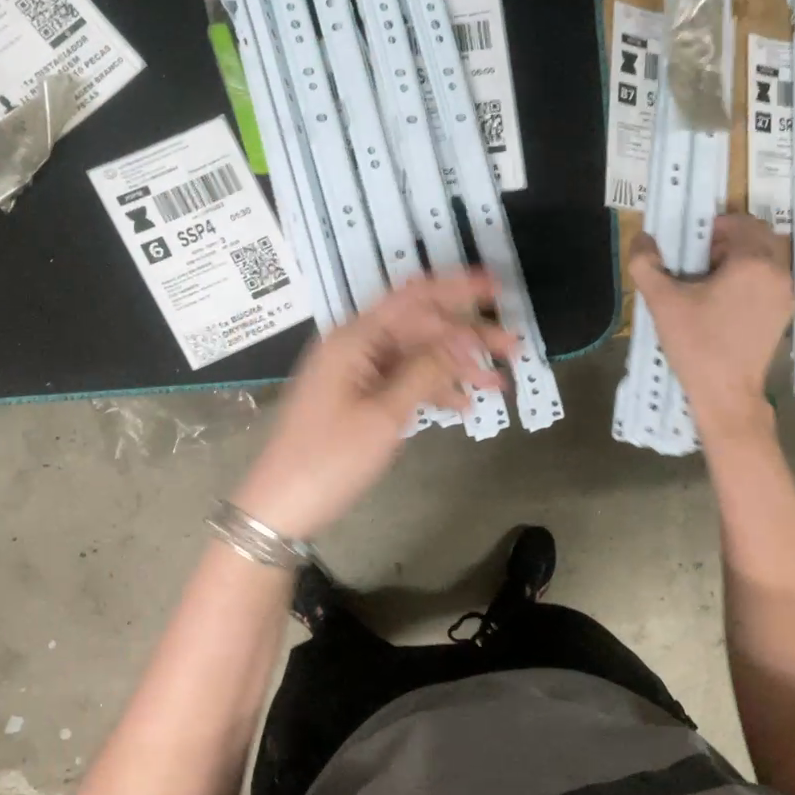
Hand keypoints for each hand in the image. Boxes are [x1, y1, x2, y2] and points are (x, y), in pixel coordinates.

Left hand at [230, 274, 515, 539]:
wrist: (281, 506)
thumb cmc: (329, 461)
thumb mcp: (383, 417)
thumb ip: (425, 373)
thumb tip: (463, 340)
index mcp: (355, 339)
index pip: (415, 299)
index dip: (458, 289)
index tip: (497, 288)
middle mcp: (355, 346)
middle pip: (420, 327)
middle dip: (468, 335)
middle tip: (514, 348)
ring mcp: (355, 373)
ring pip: (416, 356)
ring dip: (457, 366)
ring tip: (499, 384)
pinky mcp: (357, 399)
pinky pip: (402, 381)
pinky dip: (432, 389)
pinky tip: (461, 405)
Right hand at [628, 214, 794, 436]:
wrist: (727, 394)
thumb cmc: (696, 346)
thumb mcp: (663, 304)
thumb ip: (646, 265)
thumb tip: (641, 239)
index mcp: (753, 261)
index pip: (740, 222)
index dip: (715, 228)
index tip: (694, 248)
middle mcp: (778, 271)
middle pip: (759, 236)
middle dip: (731, 240)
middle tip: (702, 262)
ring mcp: (786, 294)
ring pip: (767, 258)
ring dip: (743, 259)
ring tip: (714, 284)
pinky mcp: (784, 313)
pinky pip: (771, 281)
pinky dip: (753, 280)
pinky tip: (727, 304)